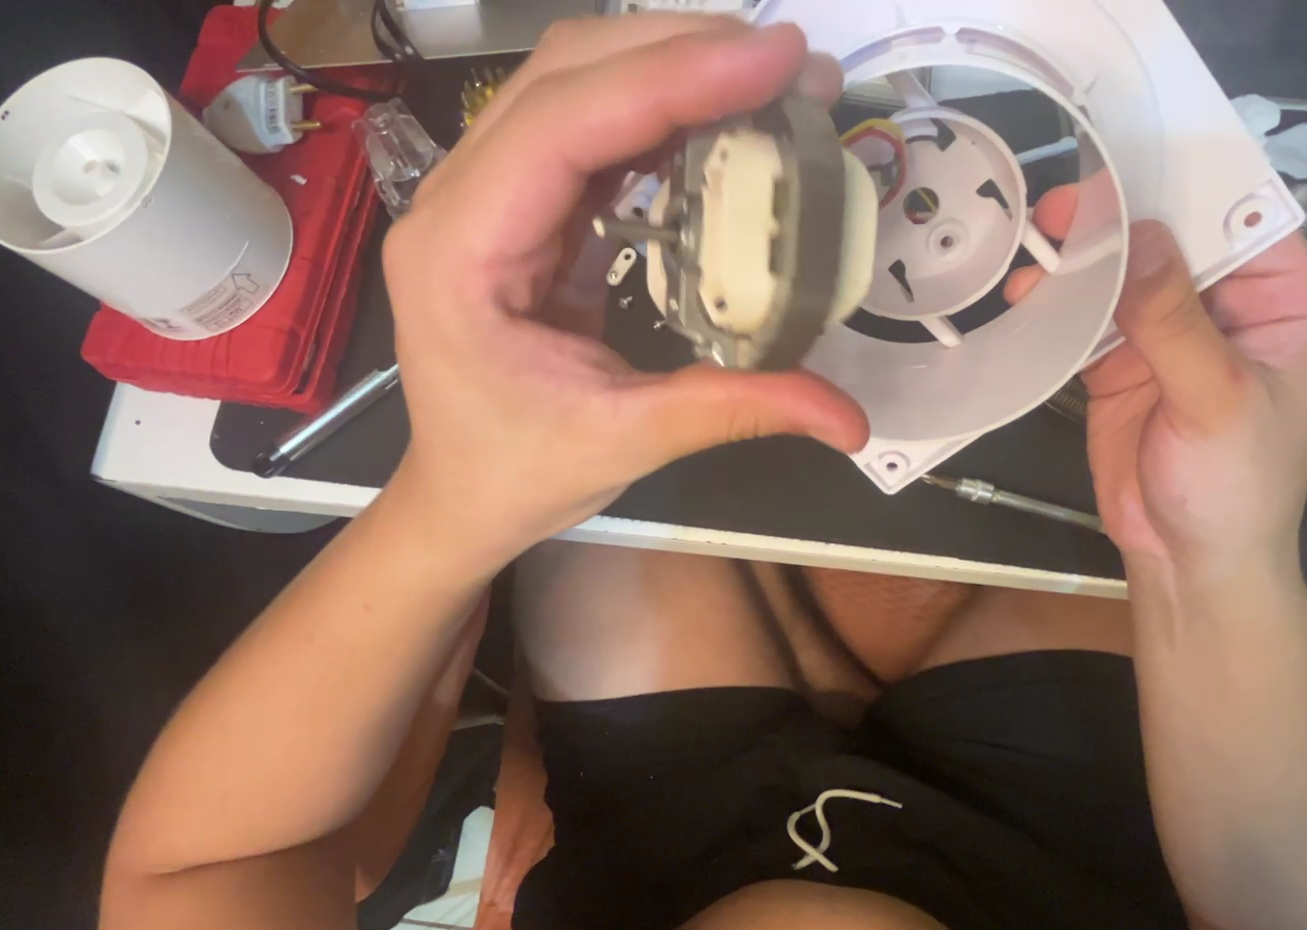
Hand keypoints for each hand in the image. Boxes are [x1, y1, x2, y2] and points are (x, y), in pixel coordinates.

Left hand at [380, 17, 867, 576]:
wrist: (462, 497)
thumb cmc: (516, 475)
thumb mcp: (625, 441)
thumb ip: (733, 410)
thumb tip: (849, 419)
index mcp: (460, 252)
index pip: (561, 125)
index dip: (671, 78)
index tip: (778, 60)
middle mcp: (456, 204)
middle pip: (563, 79)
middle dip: (680, 54)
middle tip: (792, 67)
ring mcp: (481, 202)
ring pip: (572, 92)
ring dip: (670, 72)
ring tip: (767, 83)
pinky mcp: (517, 217)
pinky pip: (585, 140)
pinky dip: (655, 122)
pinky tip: (715, 125)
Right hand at [1007, 209, 1306, 584]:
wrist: (1188, 558)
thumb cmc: (1235, 484)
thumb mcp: (1216, 399)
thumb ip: (1175, 323)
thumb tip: (1133, 240)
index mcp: (1281, 298)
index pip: (1238, 217)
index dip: (1183, 186)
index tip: (1121, 166)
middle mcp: (1225, 303)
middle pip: (1169, 239)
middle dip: (1116, 220)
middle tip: (1059, 208)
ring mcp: (1167, 333)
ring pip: (1121, 276)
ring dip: (1079, 261)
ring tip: (1032, 245)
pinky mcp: (1121, 364)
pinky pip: (1087, 320)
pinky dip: (1056, 307)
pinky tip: (1026, 293)